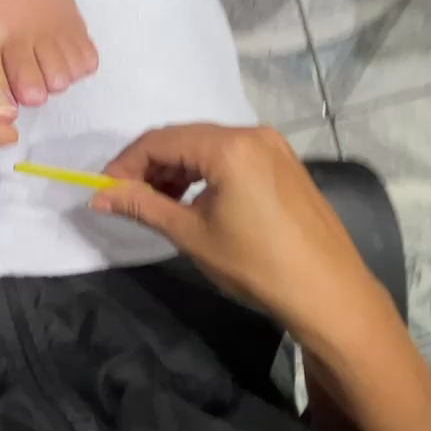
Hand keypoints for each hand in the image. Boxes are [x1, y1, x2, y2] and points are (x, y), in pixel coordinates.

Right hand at [93, 124, 430, 430]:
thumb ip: (141, 205)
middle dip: (147, 165)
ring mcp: (272, 146)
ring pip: (203, 146)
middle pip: (181, 138)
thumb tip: (97, 195)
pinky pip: (228, 155)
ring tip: (155, 202)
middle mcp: (251, 134)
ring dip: (173, 168)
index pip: (159, 141)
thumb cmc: (257, 265)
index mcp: (229, 147)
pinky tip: (190, 199)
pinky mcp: (282, 162)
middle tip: (124, 197)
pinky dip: (201, 171)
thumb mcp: (190, 234)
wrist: (332, 296)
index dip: (124, 164)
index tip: (103, 190)